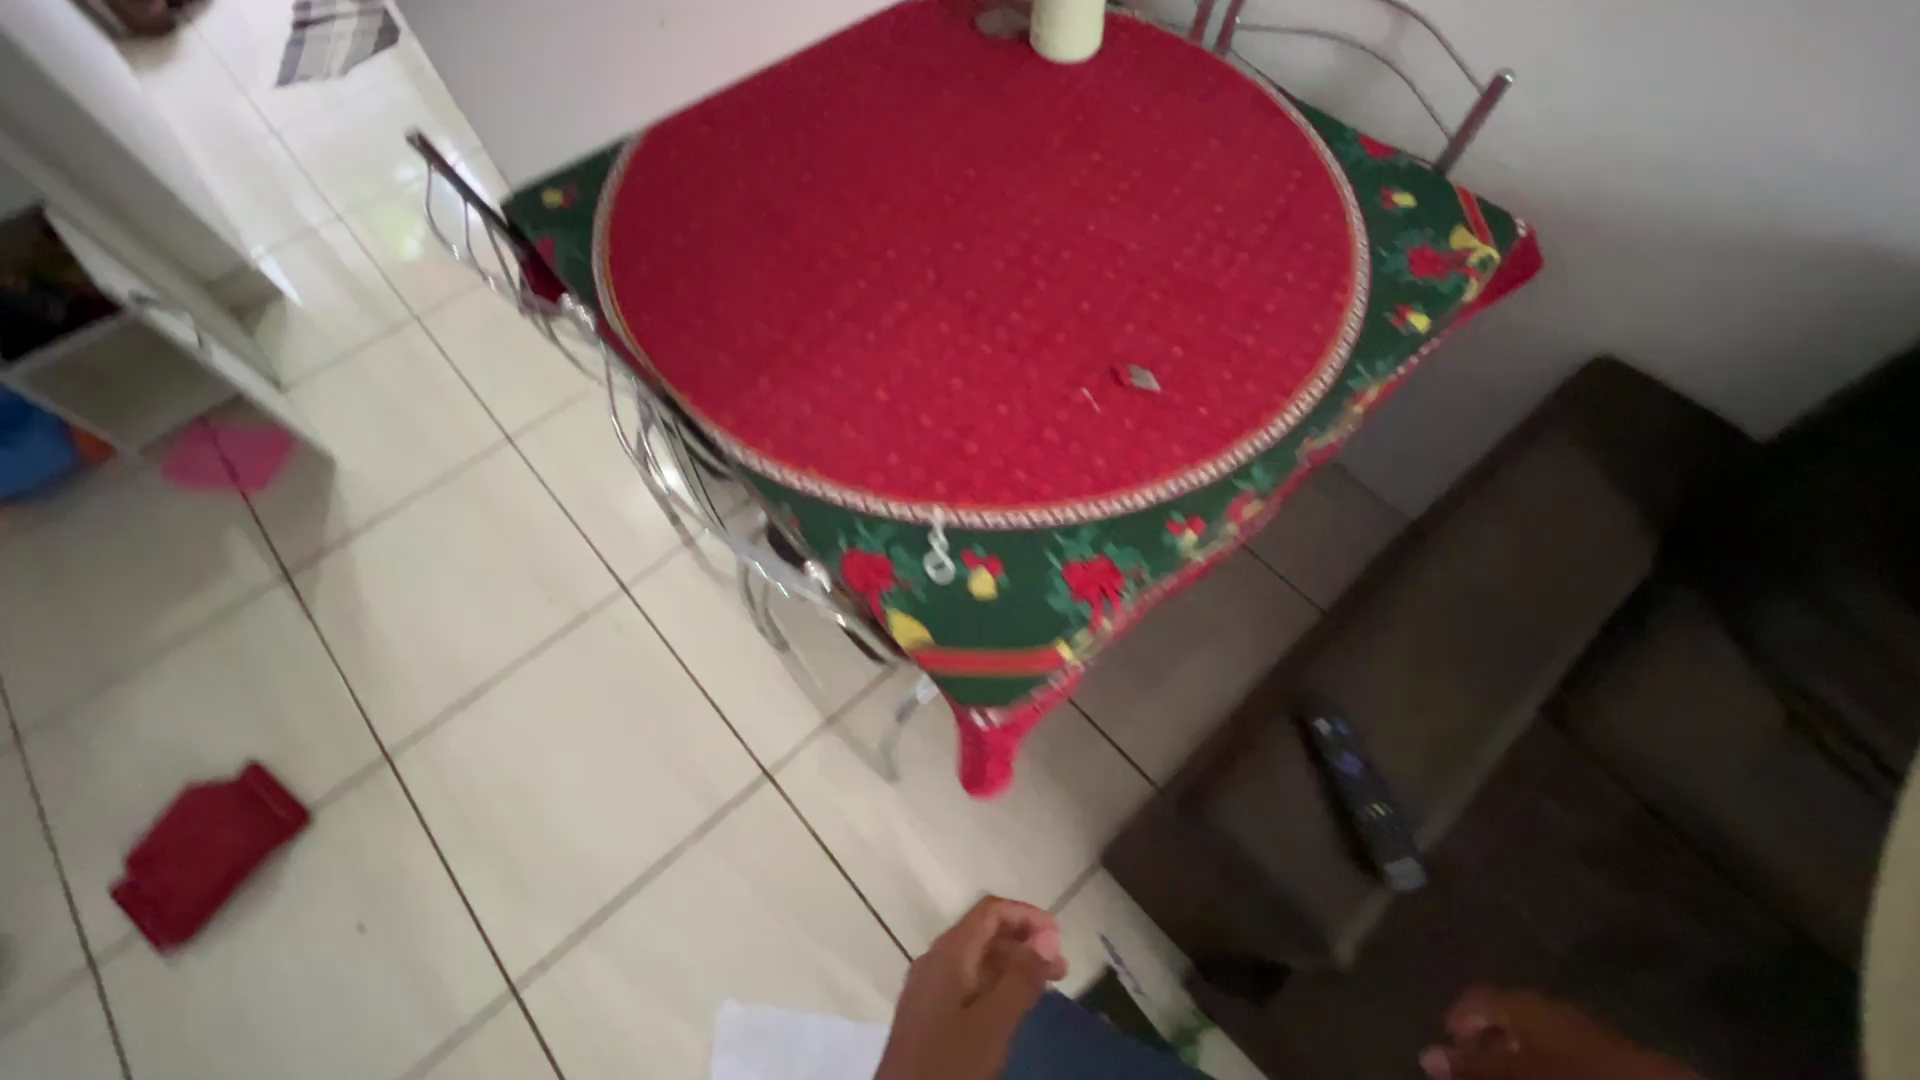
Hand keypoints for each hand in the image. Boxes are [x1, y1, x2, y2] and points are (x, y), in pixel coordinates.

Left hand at [876, 896, 1068, 1079]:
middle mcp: (935, 960)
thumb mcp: (993, 1023)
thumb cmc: (949, 1064)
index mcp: (948, 953)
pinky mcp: (928, 1013)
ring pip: (976, 959)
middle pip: (983, 932)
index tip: (1059, 937)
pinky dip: (996, 985)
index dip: (1027, 915)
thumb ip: (1021, 977)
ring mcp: (929, 987)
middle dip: (1024, 942)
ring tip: (1045, 988)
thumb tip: (1048, 935)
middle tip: (1061, 970)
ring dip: (1012, 965)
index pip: (990, 911)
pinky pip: (968, 982)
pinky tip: (1014, 1008)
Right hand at [1421, 988, 1704, 1079]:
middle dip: (1486, 1045)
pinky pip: (1560, 1054)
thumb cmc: (1576, 1075)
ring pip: (1533, 1040)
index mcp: (1522, 1002)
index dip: (1458, 1023)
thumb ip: (1473, 1065)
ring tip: (1508, 1077)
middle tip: (1475, 1072)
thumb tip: (1425, 1055)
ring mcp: (1579, 1030)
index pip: (1475, 999)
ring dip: (1516, 1060)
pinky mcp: (1606, 1055)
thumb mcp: (1515, 1071)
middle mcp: (1546, 1007)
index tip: (1448, 1053)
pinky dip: (1543, 1066)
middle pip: (1503, 1019)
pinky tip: (1544, 1077)